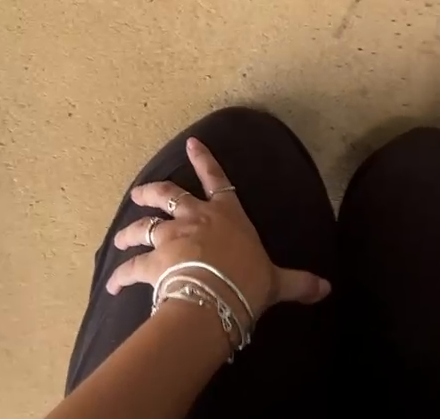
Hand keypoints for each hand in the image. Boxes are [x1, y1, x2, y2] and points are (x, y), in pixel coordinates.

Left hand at [105, 138, 330, 328]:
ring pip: (143, 227)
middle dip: (151, 191)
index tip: (191, 143)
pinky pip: (131, 267)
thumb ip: (298, 283)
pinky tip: (112, 285)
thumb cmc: (247, 281)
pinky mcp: (152, 260)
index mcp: (226, 214)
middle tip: (138, 192)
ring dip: (129, 232)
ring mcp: (170, 236)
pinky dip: (121, 275)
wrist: (218, 296)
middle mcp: (195, 217)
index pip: (216, 178)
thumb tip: (327, 289)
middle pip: (168, 195)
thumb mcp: (275, 282)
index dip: (204, 159)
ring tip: (119, 239)